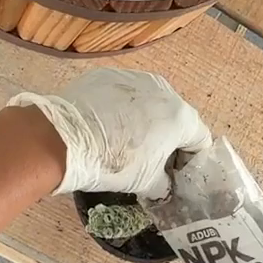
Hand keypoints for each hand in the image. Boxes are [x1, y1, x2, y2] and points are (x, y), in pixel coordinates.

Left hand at [8, 70, 211, 197]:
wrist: (62, 138)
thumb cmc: (112, 162)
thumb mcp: (145, 183)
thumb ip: (165, 185)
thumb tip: (165, 187)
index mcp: (180, 117)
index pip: (199, 139)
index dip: (190, 160)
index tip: (177, 173)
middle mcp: (163, 90)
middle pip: (176, 117)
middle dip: (168, 139)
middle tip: (151, 160)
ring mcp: (134, 78)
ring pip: (150, 103)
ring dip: (145, 121)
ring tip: (125, 141)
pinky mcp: (108, 75)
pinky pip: (123, 95)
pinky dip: (121, 109)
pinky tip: (104, 126)